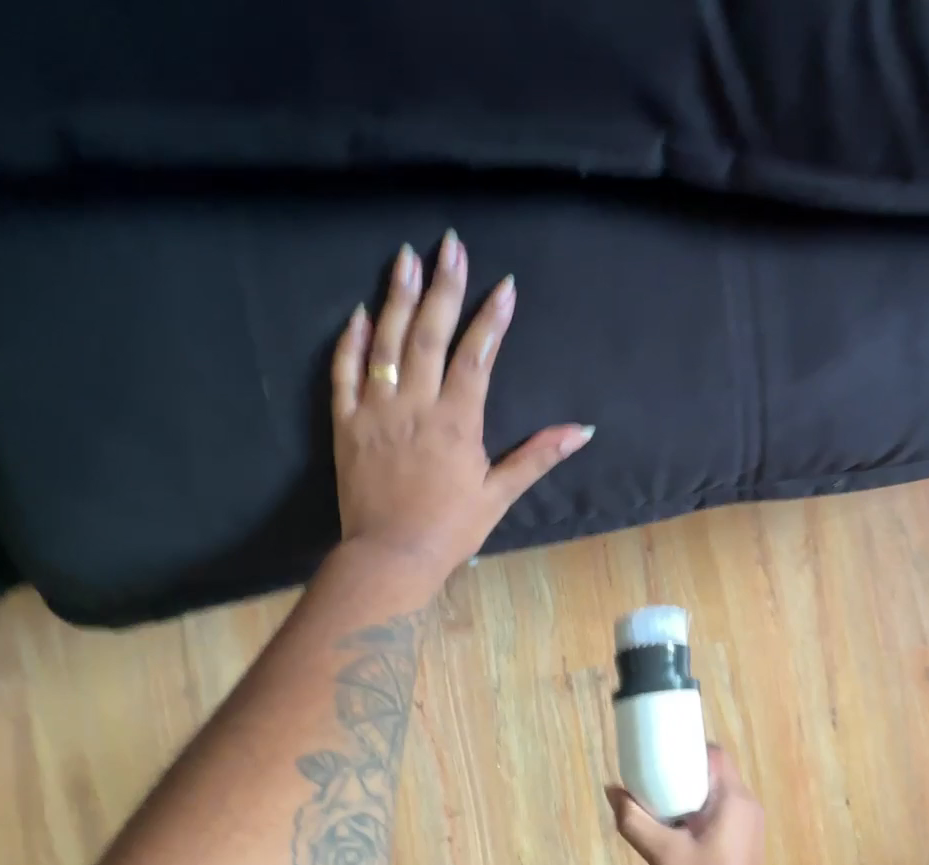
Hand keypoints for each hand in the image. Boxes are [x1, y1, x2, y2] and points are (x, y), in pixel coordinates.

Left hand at [331, 232, 593, 581]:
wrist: (388, 556)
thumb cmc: (451, 527)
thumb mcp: (500, 494)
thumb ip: (538, 456)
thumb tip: (584, 430)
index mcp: (457, 421)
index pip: (476, 356)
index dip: (491, 318)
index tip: (504, 284)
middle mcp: (415, 406)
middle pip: (429, 335)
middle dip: (443, 287)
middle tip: (450, 245)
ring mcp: (376, 411)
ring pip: (384, 343)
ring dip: (396, 297)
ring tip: (406, 257)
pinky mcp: (346, 423)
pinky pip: (344, 373)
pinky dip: (350, 340)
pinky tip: (359, 311)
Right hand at [608, 746, 766, 864]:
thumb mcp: (662, 854)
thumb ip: (635, 822)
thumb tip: (612, 791)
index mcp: (733, 797)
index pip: (715, 754)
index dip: (689, 749)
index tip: (663, 756)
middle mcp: (746, 801)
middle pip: (716, 770)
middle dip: (687, 770)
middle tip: (657, 779)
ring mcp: (750, 819)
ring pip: (719, 790)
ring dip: (694, 790)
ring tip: (664, 800)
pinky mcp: (747, 835)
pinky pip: (725, 807)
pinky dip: (704, 806)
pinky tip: (682, 824)